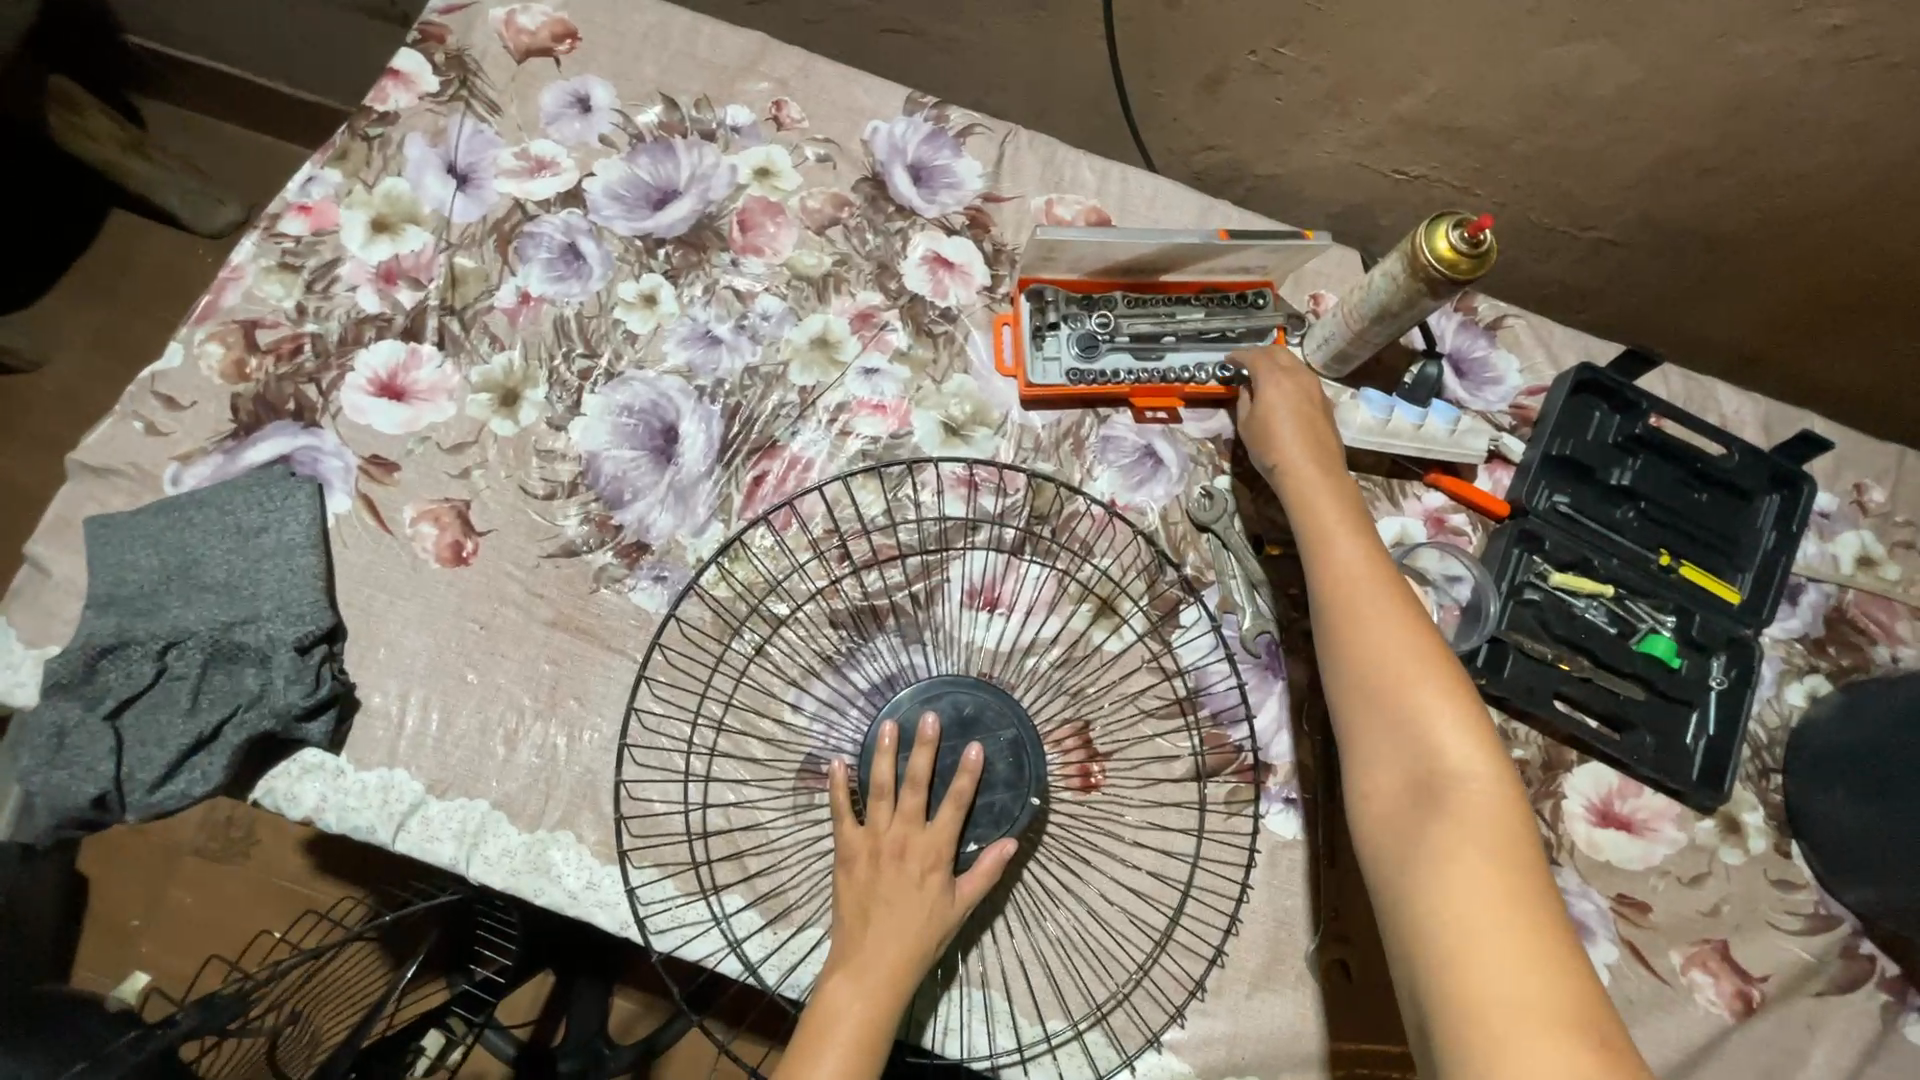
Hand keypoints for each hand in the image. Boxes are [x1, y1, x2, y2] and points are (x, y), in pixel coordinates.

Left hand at [820, 711, 1017, 1007]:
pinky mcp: (845, 848)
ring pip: (879, 787)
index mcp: (935, 851)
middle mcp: (904, 837)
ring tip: (888, 724)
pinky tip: (837, 761)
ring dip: (884, 754)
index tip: (974, 744)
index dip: (967, 772)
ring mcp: (872, 839)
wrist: (871, 965)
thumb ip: (986, 872)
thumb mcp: (961, 908)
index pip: (956, 802)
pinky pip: (841, 810)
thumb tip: (1012, 842)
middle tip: (928, 716)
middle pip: (916, 783)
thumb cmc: (920, 937)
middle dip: (924, 747)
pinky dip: (838, 785)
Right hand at [1231, 343, 1346, 490]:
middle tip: (1246, 361)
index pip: (1254, 356)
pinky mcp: (1325, 400)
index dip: (1239, 355)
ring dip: (1277, 363)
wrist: (1311, 471)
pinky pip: (1304, 378)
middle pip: (1278, 352)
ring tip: (1264, 374)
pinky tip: (1284, 391)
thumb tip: (1248, 389)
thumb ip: (1245, 401)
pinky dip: (1290, 376)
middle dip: (1260, 352)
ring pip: (1294, 363)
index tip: (1228, 359)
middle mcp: (1297, 375)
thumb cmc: (1271, 449)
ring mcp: (1315, 386)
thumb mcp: (1246, 426)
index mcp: (1273, 378)